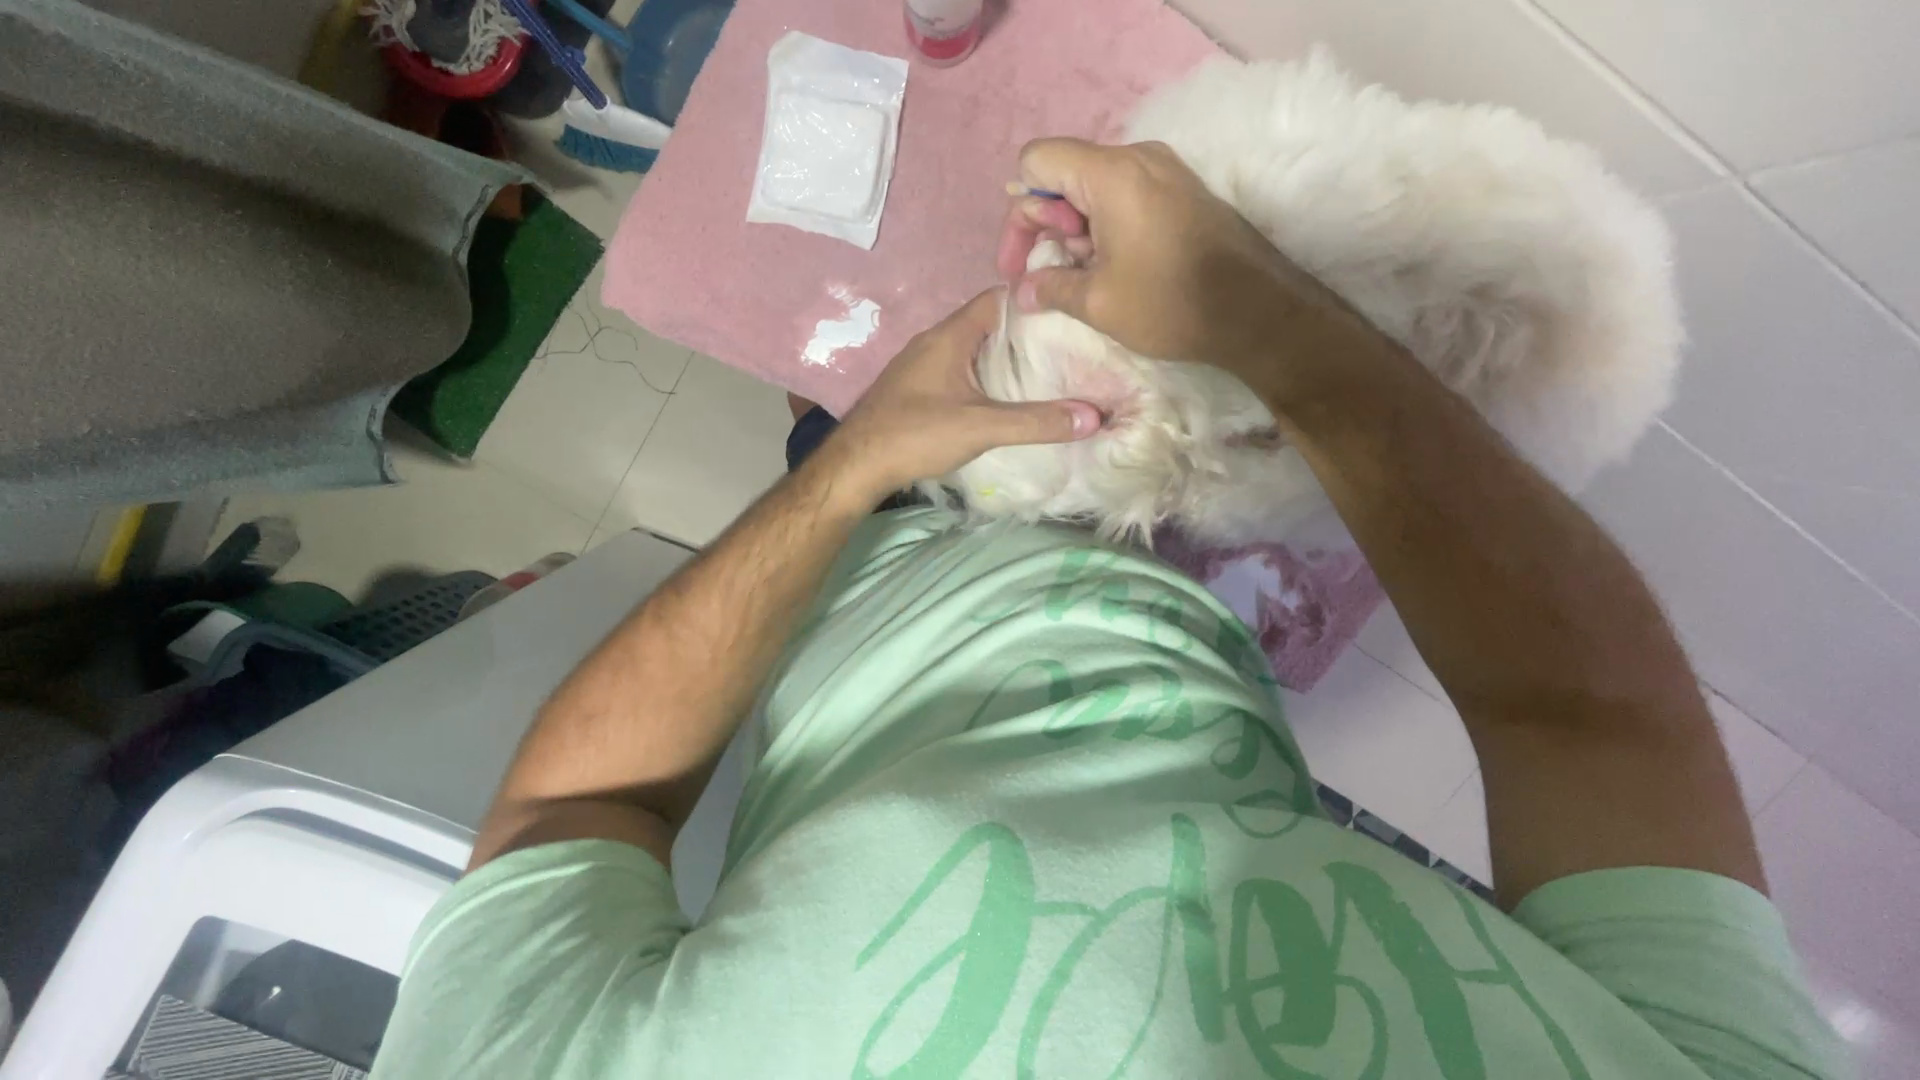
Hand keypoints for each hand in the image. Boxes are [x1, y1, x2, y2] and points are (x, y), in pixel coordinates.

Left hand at [817, 289, 1101, 501]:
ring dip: (1005, 358)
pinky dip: (985, 378)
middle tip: (1069, 348)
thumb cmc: (915, 434)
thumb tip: (1094, 416)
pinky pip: (959, 371)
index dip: (1035, 301)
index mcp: (950, 335)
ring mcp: (922, 366)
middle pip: (989, 325)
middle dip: (1027, 334)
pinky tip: (1004, 399)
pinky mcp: (916, 390)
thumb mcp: (981, 427)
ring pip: (973, 350)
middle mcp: (934, 341)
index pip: (999, 298)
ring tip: (1047, 373)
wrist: (855, 466)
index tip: (1071, 314)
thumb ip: (1036, 422)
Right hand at [999, 138, 1397, 401]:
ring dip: (1075, 233)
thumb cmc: (1172, 304)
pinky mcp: (1182, 192)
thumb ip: (1050, 287)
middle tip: (1047, 276)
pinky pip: (1124, 198)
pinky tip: (1111, 271)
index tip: (1025, 259)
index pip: (1036, 161)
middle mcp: (1137, 158)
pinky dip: (1104, 229)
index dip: (1020, 211)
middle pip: (1063, 174)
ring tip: (1080, 280)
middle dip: (1045, 226)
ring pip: (1093, 189)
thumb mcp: (1098, 303)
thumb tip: (1023, 290)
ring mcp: (1164, 172)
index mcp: (1110, 174)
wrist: (1257, 312)